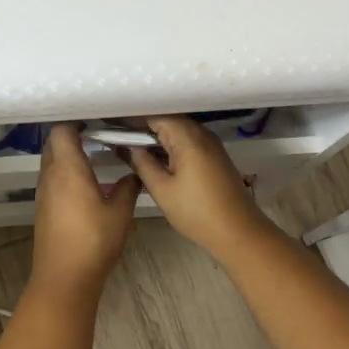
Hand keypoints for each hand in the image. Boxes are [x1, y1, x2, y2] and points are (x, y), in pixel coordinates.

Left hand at [31, 124, 140, 294]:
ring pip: (52, 162)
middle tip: (99, 135)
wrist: (64, 278)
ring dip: (69, 156)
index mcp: (67, 169)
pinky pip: (53, 180)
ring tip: (97, 158)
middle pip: (54, 143)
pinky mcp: (43, 208)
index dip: (76, 120)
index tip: (96, 118)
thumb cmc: (94, 241)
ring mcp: (43, 193)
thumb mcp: (121, 213)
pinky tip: (88, 185)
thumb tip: (135, 174)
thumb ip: (129, 188)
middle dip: (73, 136)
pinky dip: (66, 175)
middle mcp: (50, 176)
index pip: (62, 130)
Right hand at [126, 116, 281, 260]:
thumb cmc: (196, 212)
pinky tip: (155, 157)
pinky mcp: (214, 156)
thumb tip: (128, 147)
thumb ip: (142, 164)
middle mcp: (201, 134)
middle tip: (117, 136)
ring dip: (156, 136)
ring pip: (178, 131)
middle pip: (167, 120)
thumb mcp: (162, 190)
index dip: (131, 119)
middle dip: (142, 126)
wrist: (238, 232)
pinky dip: (170, 144)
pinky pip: (188, 141)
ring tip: (131, 146)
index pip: (155, 116)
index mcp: (188, 138)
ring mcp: (211, 144)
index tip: (111, 125)